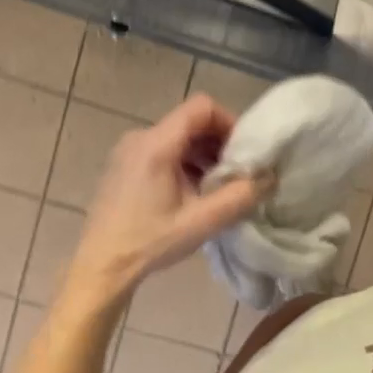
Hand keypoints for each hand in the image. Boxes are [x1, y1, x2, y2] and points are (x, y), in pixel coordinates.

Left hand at [65, 93, 265, 299]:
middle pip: (190, 122)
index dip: (230, 123)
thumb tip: (269, 178)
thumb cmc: (151, 241)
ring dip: (204, 156)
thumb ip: (240, 196)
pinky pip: (163, 151)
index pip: (202, 108)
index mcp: (156, 144)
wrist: (103, 264)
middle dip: (220, 143)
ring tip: (217, 188)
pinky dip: (185, 164)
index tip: (244, 153)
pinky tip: (193, 194)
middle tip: (236, 174)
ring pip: (177, 138)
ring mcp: (128, 151)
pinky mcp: (124, 166)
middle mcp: (140, 138)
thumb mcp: (202, 221)